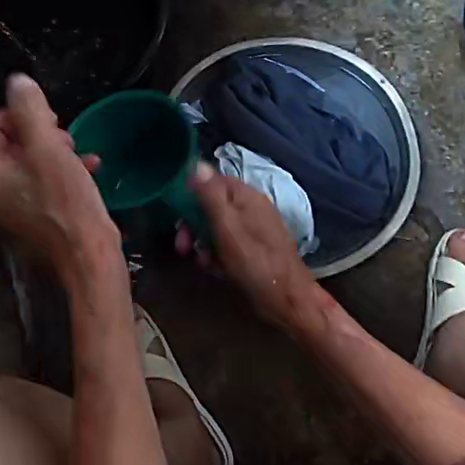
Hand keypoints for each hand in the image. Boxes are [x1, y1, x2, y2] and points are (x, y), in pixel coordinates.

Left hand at [0, 75, 119, 279]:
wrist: (89, 254)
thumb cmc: (67, 201)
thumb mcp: (49, 148)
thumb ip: (29, 110)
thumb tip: (17, 81)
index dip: (20, 115)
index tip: (50, 123)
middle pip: (7, 138)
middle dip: (39, 132)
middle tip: (65, 140)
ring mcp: (8, 201)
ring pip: (27, 156)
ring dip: (54, 148)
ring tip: (78, 154)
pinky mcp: (30, 210)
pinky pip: (39, 176)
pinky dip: (61, 167)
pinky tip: (89, 167)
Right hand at [182, 167, 318, 327]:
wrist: (287, 300)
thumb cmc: (255, 263)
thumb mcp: (227, 228)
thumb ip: (210, 196)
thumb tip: (196, 164)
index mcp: (246, 197)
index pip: (212, 181)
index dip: (191, 194)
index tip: (176, 214)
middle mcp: (251, 208)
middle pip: (212, 205)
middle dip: (193, 224)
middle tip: (182, 245)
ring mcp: (253, 230)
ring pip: (217, 227)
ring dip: (202, 242)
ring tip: (200, 260)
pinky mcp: (253, 249)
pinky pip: (227, 243)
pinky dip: (216, 254)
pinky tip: (213, 268)